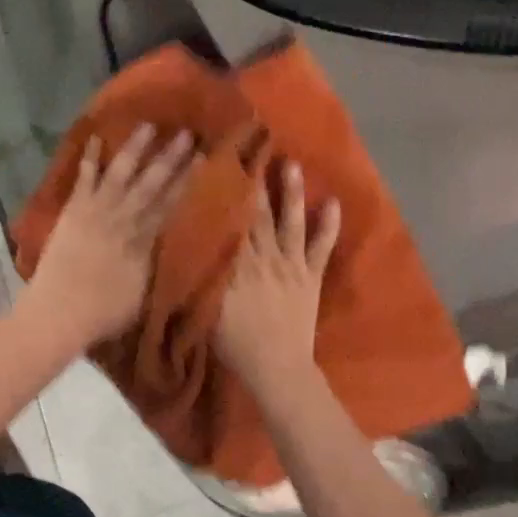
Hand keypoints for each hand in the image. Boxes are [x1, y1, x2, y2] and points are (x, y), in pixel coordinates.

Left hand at [27, 124, 198, 345]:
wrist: (60, 312)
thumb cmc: (104, 313)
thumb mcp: (143, 295)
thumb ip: (156, 269)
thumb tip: (173, 254)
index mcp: (145, 239)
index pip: (172, 202)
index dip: (189, 179)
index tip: (204, 157)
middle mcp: (125, 218)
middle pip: (153, 182)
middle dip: (171, 157)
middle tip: (187, 133)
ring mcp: (98, 210)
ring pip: (121, 171)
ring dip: (135, 148)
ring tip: (148, 125)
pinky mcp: (73, 210)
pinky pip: (84, 178)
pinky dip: (89, 158)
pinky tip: (94, 138)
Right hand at [216, 162, 341, 399]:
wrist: (276, 369)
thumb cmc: (234, 342)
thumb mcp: (204, 307)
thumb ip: (197, 274)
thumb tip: (183, 243)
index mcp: (235, 263)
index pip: (226, 218)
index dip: (219, 188)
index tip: (211, 159)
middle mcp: (263, 255)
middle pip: (257, 212)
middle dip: (252, 178)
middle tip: (249, 147)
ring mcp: (291, 264)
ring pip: (290, 221)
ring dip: (292, 192)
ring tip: (292, 163)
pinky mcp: (311, 276)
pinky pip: (322, 248)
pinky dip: (329, 226)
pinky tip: (334, 202)